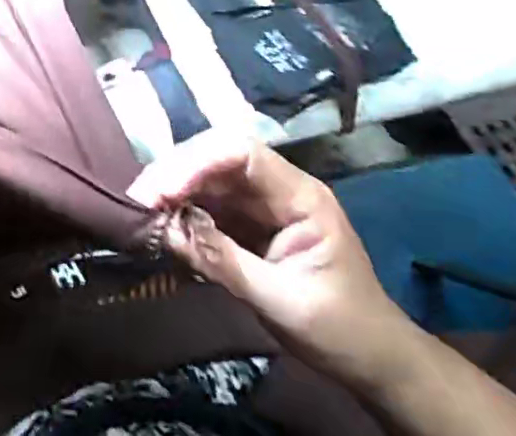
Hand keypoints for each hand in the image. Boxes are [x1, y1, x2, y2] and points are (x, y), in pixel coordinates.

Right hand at [128, 131, 416, 389]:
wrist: (376, 363)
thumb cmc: (342, 331)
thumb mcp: (284, 303)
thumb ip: (224, 262)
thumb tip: (166, 229)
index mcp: (301, 197)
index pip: (241, 153)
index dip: (196, 162)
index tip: (163, 190)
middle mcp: (276, 189)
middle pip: (214, 158)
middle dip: (174, 173)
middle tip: (140, 201)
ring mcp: (258, 203)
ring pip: (204, 176)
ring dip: (170, 188)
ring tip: (142, 210)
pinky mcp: (244, 221)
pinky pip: (203, 201)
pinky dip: (178, 208)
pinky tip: (160, 221)